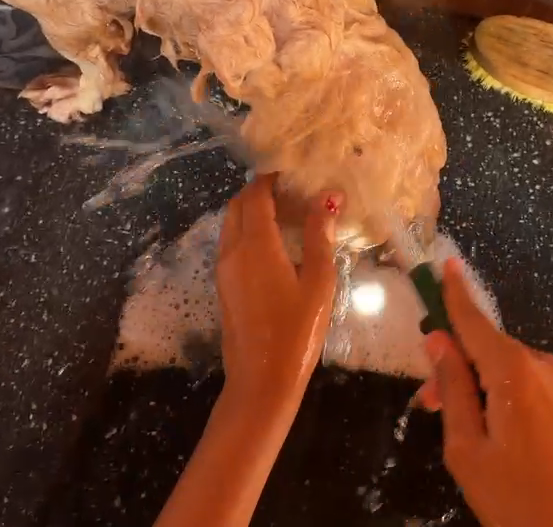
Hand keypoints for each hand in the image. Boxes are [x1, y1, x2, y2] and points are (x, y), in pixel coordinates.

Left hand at [216, 175, 340, 407]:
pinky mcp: (224, 287)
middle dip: (259, 191)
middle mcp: (233, 251)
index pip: (256, 195)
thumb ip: (319, 234)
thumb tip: (328, 196)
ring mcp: (224, 270)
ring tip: (285, 215)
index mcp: (256, 244)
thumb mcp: (318, 280)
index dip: (271, 178)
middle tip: (290, 191)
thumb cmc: (297, 329)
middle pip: (237, 205)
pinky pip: (230, 244)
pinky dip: (247, 231)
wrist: (262, 381)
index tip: (292, 171)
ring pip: (230, 225)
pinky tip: (274, 245)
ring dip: (251, 211)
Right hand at [424, 260, 552, 526]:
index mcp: (514, 369)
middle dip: (456, 365)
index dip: (455, 293)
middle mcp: (541, 363)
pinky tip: (494, 431)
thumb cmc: (517, 499)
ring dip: (478, 384)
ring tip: (462, 428)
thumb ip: (452, 389)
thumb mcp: (468, 449)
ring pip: (506, 368)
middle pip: (486, 348)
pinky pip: (527, 382)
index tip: (447, 263)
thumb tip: (439, 341)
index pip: (474, 320)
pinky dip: (502, 394)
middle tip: (426, 402)